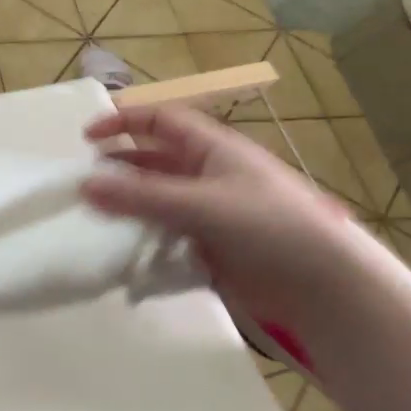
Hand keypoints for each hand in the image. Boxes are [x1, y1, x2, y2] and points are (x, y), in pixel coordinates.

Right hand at [81, 105, 371, 331]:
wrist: (329, 289)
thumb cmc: (271, 227)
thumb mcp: (201, 205)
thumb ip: (139, 198)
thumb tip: (81, 186)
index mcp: (214, 149)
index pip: (160, 121)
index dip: (123, 121)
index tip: (87, 139)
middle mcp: (210, 174)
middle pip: (154, 159)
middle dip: (119, 165)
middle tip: (84, 180)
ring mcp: (212, 211)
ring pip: (157, 197)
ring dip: (127, 203)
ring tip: (95, 215)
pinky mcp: (213, 245)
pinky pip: (167, 231)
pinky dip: (143, 234)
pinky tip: (122, 246)